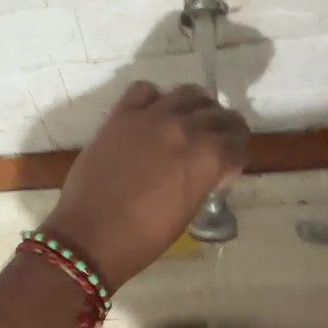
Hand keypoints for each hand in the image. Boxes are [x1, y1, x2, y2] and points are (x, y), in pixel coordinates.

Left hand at [41, 82, 248, 287]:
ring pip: (188, 93)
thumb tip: (207, 170)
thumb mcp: (187, 212)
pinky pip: (145, 90)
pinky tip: (153, 115)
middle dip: (223, 131)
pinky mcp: (121, 115)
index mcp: (208, 157)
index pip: (237, 143)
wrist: (90, 236)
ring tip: (190, 122)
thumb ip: (203, 180)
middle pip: (219, 115)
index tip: (227, 169)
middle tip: (215, 144)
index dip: (236, 157)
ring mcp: (151, 117)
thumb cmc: (143, 238)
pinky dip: (155, 99)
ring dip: (196, 107)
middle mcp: (185, 128)